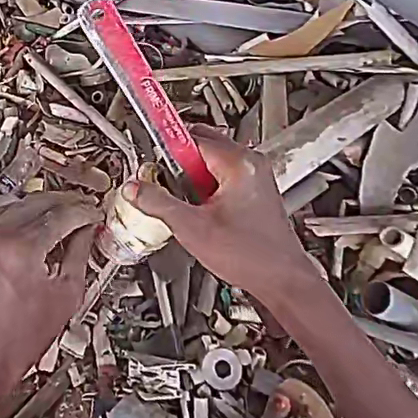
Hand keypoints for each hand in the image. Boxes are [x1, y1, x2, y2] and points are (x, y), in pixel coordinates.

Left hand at [0, 193, 98, 417]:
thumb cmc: (16, 341)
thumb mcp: (65, 297)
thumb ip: (79, 255)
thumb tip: (86, 233)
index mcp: (21, 249)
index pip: (61, 214)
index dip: (84, 211)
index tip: (94, 213)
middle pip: (37, 202)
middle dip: (65, 203)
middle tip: (82, 209)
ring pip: (13, 204)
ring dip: (39, 205)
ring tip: (58, 214)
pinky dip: (12, 214)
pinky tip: (26, 222)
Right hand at [128, 129, 324, 305]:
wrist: (282, 281)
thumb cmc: (252, 257)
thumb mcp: (192, 228)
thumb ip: (158, 202)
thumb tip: (135, 188)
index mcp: (238, 164)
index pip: (192, 136)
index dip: (166, 144)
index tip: (149, 139)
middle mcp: (251, 163)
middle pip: (201, 143)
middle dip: (176, 159)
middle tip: (160, 178)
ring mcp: (255, 176)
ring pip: (210, 160)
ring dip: (190, 175)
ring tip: (185, 201)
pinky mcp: (254, 190)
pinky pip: (221, 175)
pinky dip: (204, 185)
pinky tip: (200, 209)